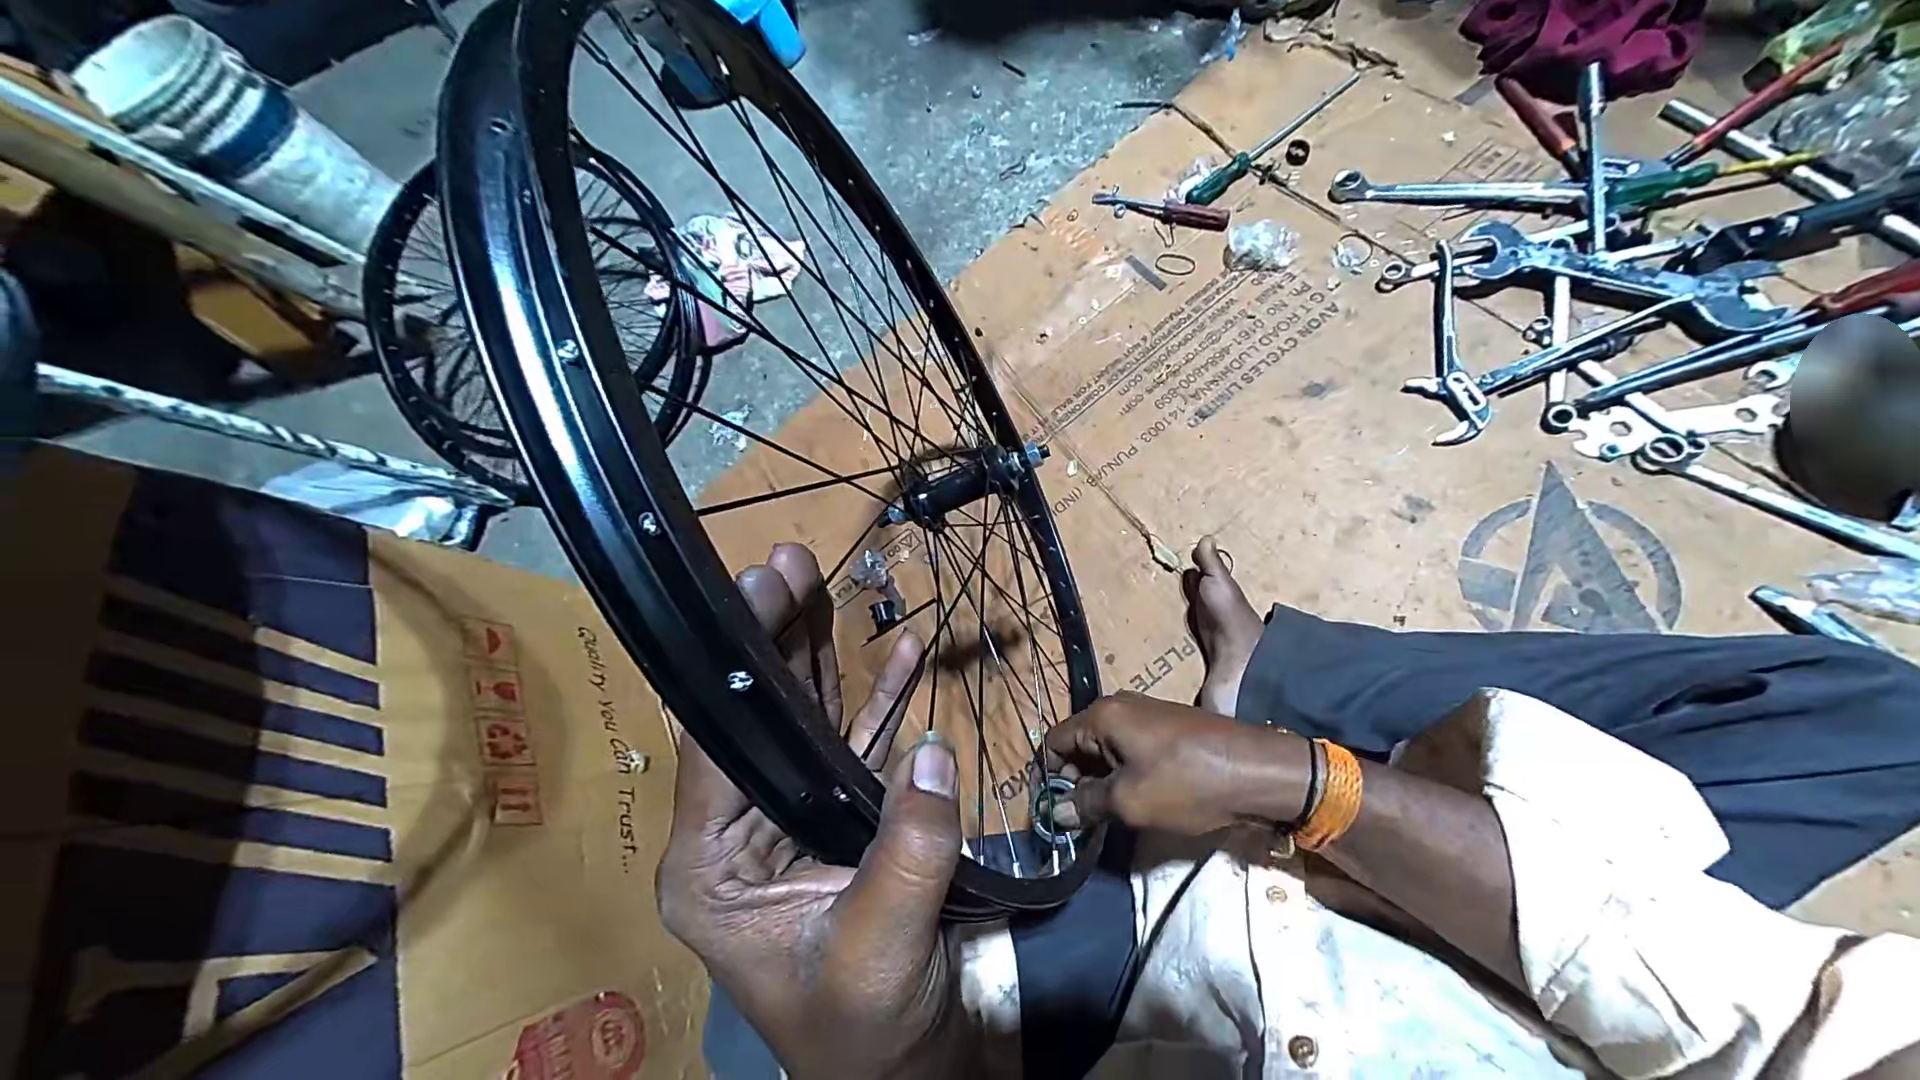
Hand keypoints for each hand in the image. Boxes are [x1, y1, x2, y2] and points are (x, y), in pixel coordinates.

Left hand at [656, 544, 974, 1079]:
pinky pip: (858, 743)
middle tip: (789, 565)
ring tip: (823, 587)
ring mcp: (795, 814)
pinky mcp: (844, 813)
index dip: (738, 665)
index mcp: (711, 865)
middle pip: (759, 716)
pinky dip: (880, 699)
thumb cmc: (866, 1028)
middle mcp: (742, 828)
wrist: (910, 1061)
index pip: (714, 743)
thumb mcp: (875, 950)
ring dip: (821, 655)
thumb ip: (906, 851)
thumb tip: (931, 749)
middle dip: (776, 639)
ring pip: (806, 719)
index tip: (761, 590)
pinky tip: (901, 656)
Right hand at [1045, 691, 1309, 834]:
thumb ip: (1086, 804)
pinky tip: (1134, 799)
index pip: (1054, 742)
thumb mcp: (1130, 801)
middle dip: (1073, 781)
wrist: (1258, 771)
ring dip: (1099, 780)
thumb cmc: (1186, 782)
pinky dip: (1122, 773)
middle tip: (1079, 818)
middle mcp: (1119, 706)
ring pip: (1105, 749)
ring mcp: (1145, 714)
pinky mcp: (1167, 727)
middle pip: (1078, 744)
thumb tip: (1057, 812)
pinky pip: (1128, 749)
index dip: (1048, 777)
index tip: (1052, 811)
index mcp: (1102, 715)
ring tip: (1106, 814)